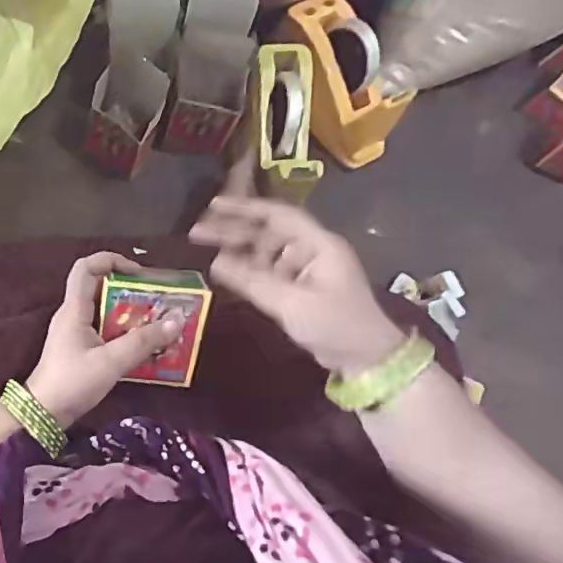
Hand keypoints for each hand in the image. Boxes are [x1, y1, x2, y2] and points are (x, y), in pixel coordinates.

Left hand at [25, 252, 183, 426]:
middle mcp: (72, 316)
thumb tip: (176, 320)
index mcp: (74, 310)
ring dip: (131, 316)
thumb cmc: (71, 383)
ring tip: (159, 325)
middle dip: (131, 292)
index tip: (138, 273)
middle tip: (158, 302)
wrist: (43, 414)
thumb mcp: (110, 362)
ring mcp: (75, 334)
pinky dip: (124, 334)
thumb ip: (143, 341)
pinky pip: (104, 332)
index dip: (111, 260)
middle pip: (101, 289)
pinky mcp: (79, 351)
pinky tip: (144, 347)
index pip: (86, 267)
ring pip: (105, 312)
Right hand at [189, 158, 405, 373]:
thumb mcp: (292, 303)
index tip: (214, 205)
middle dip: (233, 231)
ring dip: (239, 252)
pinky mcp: (300, 288)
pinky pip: (269, 272)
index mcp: (318, 245)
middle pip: (267, 233)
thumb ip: (253, 281)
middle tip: (197, 233)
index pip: (277, 216)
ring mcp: (306, 270)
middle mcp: (311, 250)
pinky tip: (228, 272)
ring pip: (266, 252)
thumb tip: (216, 262)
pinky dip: (249, 271)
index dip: (245, 208)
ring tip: (208, 254)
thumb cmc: (335, 325)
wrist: (365, 357)